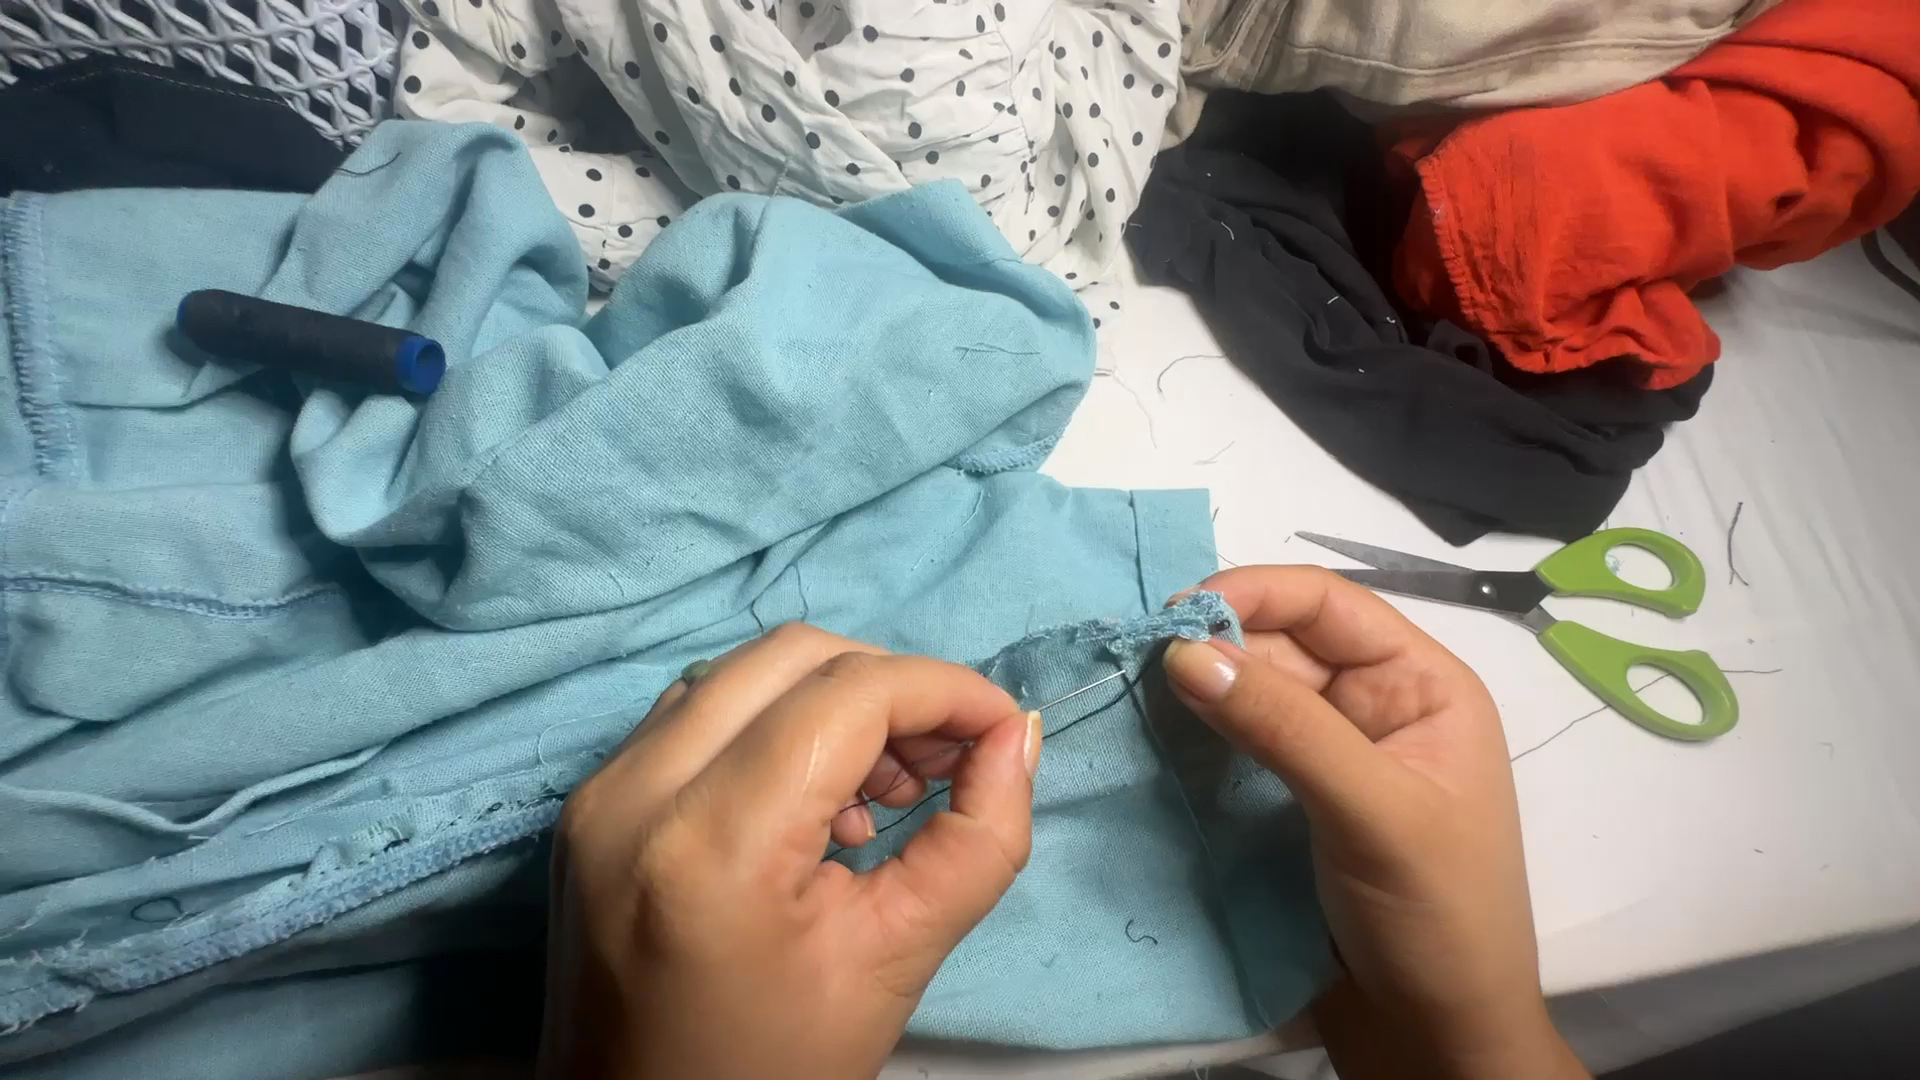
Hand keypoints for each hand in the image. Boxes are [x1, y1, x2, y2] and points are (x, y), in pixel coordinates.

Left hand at [539, 624, 1041, 1079]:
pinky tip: (821, 791)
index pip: (848, 697)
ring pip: (753, 667)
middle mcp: (636, 790)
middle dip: (896, 686)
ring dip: (841, 697)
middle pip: (799, 655)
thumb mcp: (902, 959)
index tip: (1000, 725)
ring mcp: (604, 783)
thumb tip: (1016, 735)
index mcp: (711, 847)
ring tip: (887, 782)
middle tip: (945, 756)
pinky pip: (712, 702)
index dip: (944, 691)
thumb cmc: (777, 1066)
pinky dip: (788, 716)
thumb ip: (981, 838)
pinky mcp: (598, 788)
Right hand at [1162, 567, 1587, 1079]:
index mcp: (1418, 684)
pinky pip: (1234, 731)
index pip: (1327, 604)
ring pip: (1250, 683)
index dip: (1253, 593)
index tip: (1176, 615)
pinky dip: (1195, 722)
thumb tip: (1182, 652)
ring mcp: (1324, 744)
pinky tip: (1159, 725)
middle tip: (1142, 658)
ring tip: (1140, 688)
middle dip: (1214, 640)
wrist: (1430, 1041)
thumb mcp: (1371, 812)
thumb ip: (1282, 725)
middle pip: (1279, 639)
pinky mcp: (1284, 785)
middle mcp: (1369, 700)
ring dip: (1198, 680)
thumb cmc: (1436, 920)